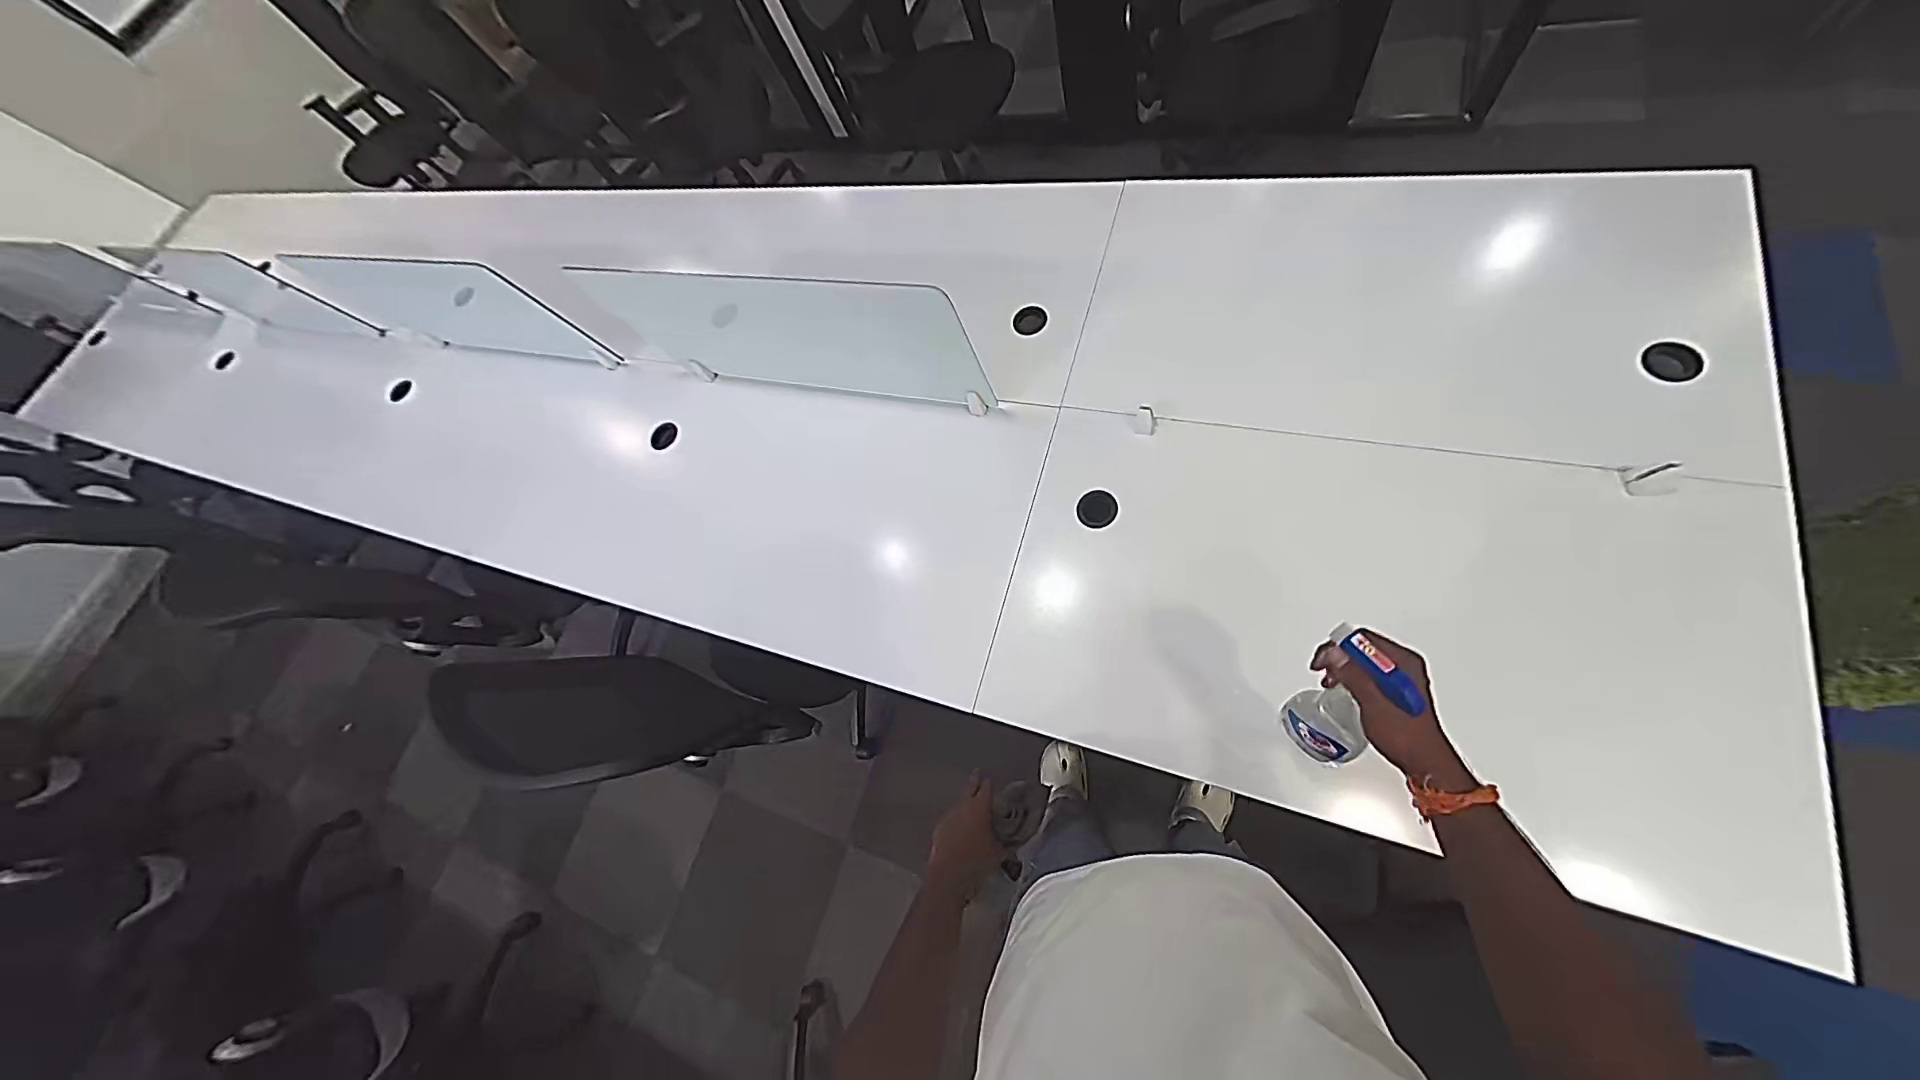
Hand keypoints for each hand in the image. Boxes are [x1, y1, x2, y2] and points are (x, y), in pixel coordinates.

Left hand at [924, 773, 1002, 901]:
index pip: (986, 788)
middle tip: (978, 774)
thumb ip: (1006, 842)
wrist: (947, 875)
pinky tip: (961, 826)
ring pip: (959, 803)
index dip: (989, 783)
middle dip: (975, 780)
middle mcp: (963, 806)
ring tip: (972, 805)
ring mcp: (949, 816)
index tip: (991, 780)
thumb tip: (1013, 840)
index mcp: (980, 807)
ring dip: (966, 802)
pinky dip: (957, 818)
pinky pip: (952, 817)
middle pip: (969, 787)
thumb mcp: (999, 852)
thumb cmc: (977, 861)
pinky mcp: (939, 828)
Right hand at [1310, 630, 1471, 788]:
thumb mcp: (1372, 703)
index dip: (1336, 646)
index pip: (1363, 639)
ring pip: (1364, 658)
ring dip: (1343, 665)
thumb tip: (1334, 654)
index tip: (1322, 662)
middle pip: (1363, 646)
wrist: (1424, 762)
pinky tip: (1345, 687)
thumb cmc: (1405, 736)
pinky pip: (1369, 671)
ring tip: (1331, 680)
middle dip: (1337, 655)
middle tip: (1322, 669)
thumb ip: (1353, 675)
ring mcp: (1403, 677)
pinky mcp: (1398, 689)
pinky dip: (1352, 675)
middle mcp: (1406, 666)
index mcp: (1403, 663)